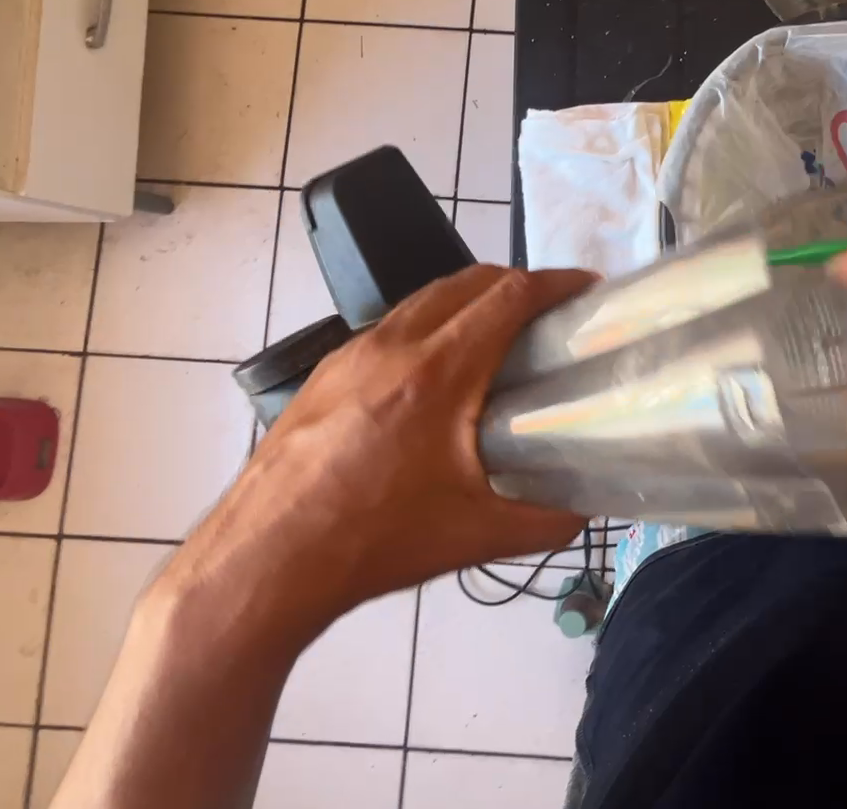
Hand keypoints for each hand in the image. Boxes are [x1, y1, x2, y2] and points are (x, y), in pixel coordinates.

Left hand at [154, 266, 595, 642]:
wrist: (260, 564)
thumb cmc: (374, 542)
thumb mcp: (476, 536)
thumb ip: (548, 522)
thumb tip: (586, 510)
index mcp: (440, 372)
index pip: (510, 297)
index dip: (556, 282)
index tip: (586, 287)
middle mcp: (395, 345)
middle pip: (470, 281)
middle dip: (519, 282)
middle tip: (550, 311)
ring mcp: (351, 353)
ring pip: (426, 298)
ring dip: (472, 299)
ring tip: (499, 332)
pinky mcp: (324, 372)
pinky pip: (393, 324)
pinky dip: (432, 323)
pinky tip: (436, 367)